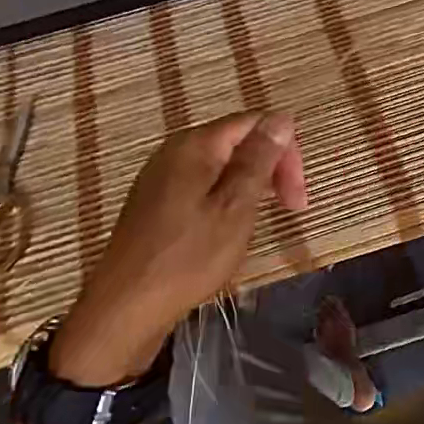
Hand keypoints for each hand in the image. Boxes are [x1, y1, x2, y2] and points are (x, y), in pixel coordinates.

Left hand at [49, 112, 307, 385]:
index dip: (286, 151)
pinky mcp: (156, 200)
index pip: (255, 123)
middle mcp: (175, 150)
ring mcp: (162, 175)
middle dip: (272, 167)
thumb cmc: (189, 257)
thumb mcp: (236, 207)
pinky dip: (228, 197)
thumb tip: (282, 117)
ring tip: (262, 219)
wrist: (127, 306)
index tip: (296, 196)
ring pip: (223, 163)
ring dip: (253, 184)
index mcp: (196, 145)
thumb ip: (259, 159)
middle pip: (239, 140)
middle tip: (292, 209)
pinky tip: (230, 227)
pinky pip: (204, 183)